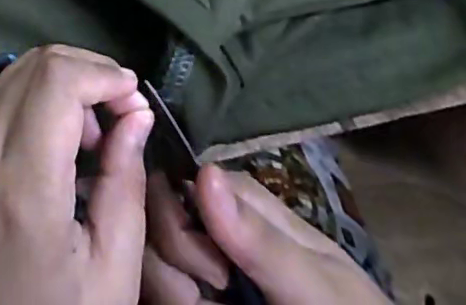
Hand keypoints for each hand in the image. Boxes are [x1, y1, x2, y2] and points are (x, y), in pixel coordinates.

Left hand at [0, 45, 153, 304]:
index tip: (136, 101)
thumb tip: (137, 115)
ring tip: (94, 132)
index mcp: (21, 181)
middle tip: (122, 112)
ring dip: (62, 81)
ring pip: (15, 72)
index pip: (58, 78)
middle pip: (36, 62)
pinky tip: (60, 140)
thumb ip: (124, 184)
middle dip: (88, 69)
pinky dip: (37, 97)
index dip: (104, 74)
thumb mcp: (107, 276)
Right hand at [141, 165, 390, 304]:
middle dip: (171, 257)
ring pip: (149, 258)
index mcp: (236, 201)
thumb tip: (204, 173)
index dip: (172, 219)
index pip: (172, 183)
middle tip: (218, 294)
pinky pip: (157, 290)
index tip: (212, 268)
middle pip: (152, 219)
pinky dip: (170, 299)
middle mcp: (209, 224)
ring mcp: (199, 265)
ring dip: (169, 287)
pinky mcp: (194, 295)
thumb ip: (262, 239)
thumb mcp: (317, 281)